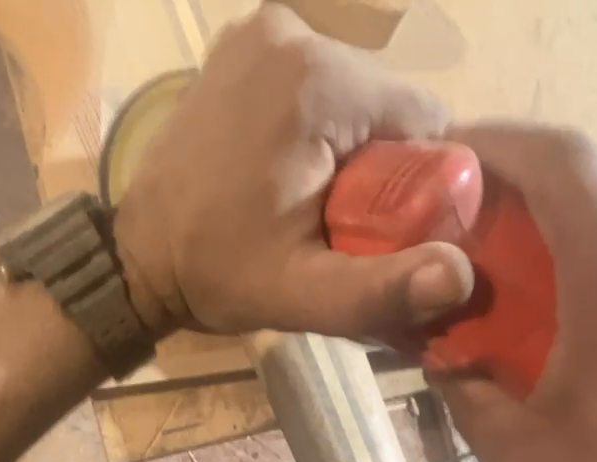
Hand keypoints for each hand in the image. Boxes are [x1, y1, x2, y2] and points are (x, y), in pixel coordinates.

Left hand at [112, 4, 474, 340]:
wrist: (137, 256)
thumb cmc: (215, 275)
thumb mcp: (300, 295)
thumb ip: (381, 289)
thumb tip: (459, 275)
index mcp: (319, 80)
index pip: (422, 122)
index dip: (415, 185)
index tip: (376, 229)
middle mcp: (294, 31)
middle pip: (386, 103)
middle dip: (378, 166)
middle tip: (333, 222)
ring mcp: (261, 31)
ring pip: (353, 91)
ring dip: (347, 146)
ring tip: (304, 199)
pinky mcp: (242, 44)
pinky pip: (314, 80)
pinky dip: (316, 122)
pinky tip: (285, 168)